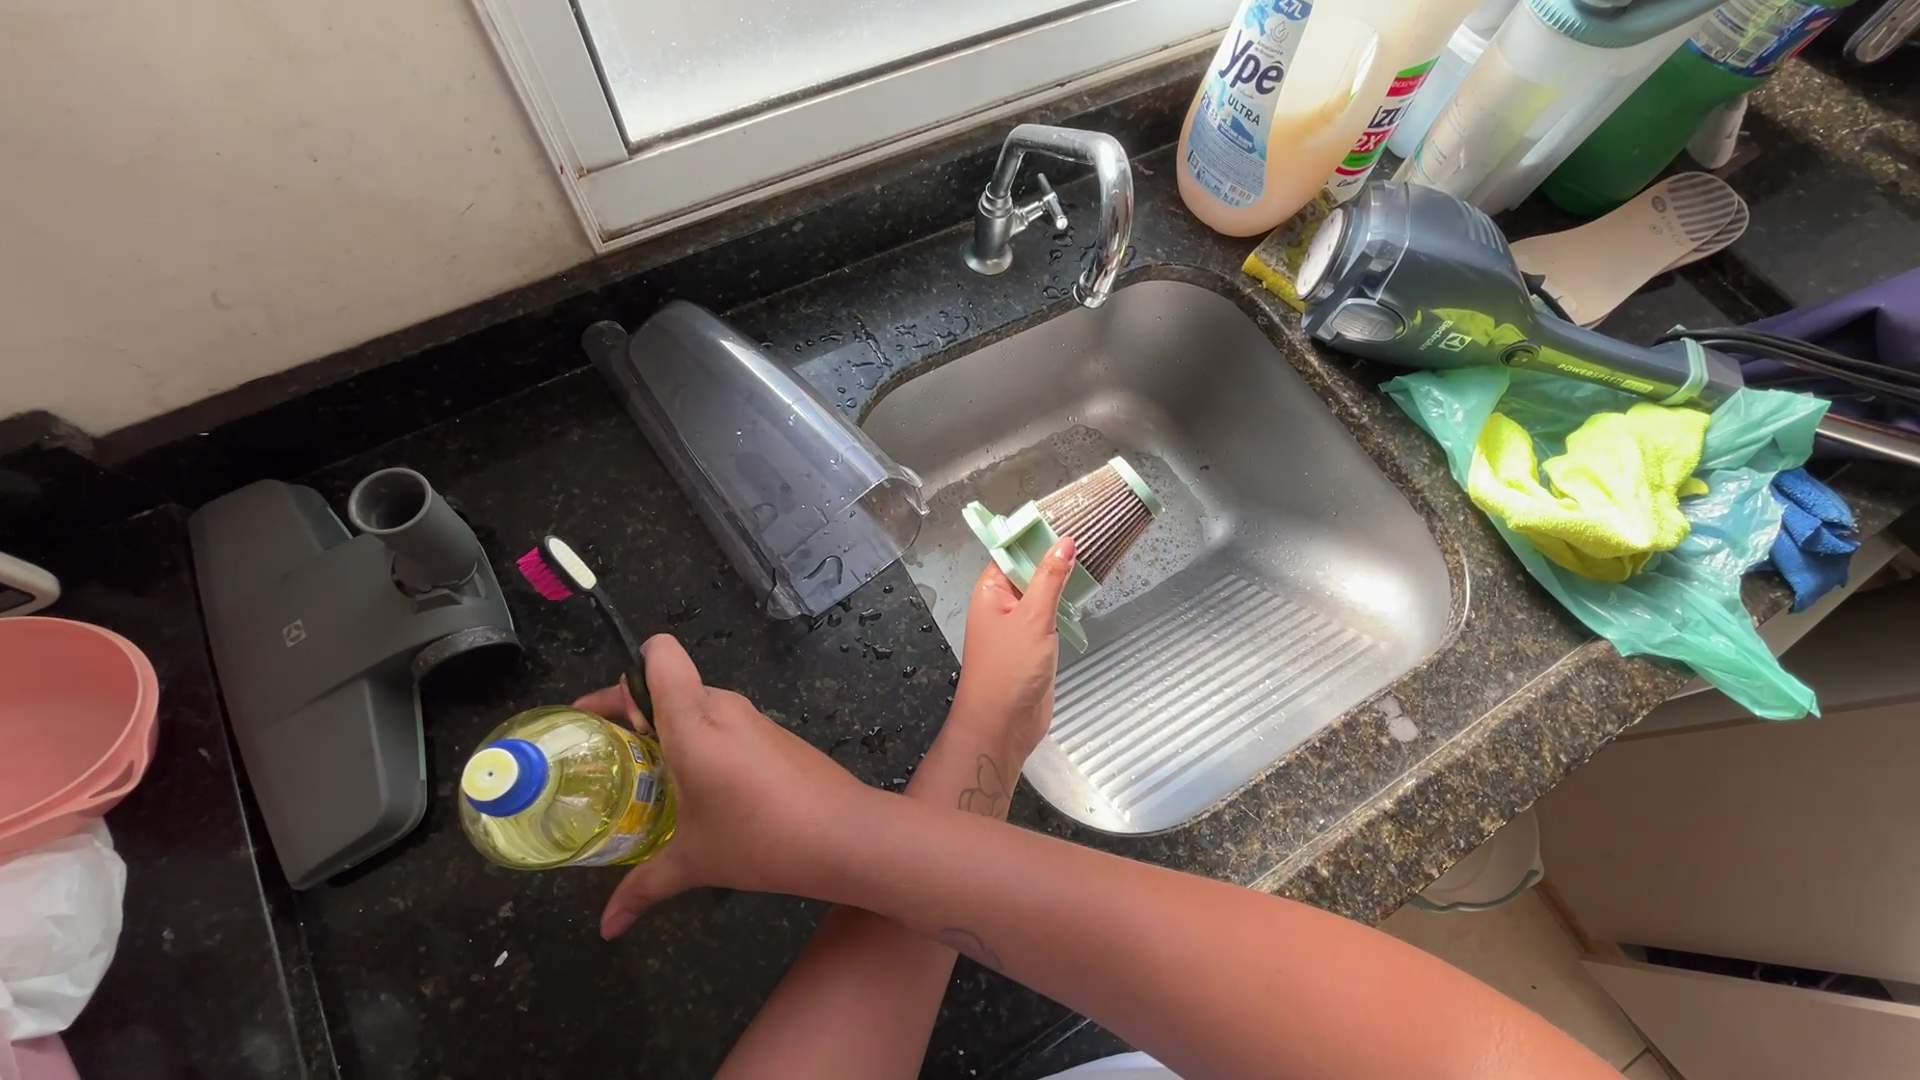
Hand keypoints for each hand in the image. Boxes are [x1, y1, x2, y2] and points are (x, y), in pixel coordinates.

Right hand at [575, 635, 869, 939]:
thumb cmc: (761, 838)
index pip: (660, 655)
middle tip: (608, 758)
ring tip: (648, 778)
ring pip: (700, 705)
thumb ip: (642, 887)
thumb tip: (606, 927)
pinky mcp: (776, 733)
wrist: (846, 834)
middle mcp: (724, 707)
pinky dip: (704, 741)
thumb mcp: (693, 861)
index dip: (627, 673)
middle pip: (670, 684)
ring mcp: (755, 718)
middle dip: (634, 714)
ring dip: (671, 730)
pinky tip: (700, 787)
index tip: (603, 717)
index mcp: (694, 721)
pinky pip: (727, 724)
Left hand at [950, 537, 1076, 765]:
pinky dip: (1064, 607)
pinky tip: (1081, 597)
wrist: (1003, 725)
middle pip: (1029, 570)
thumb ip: (1051, 578)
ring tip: (1090, 560)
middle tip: (1086, 536)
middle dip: (1053, 557)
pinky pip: (1049, 616)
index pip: (1012, 551)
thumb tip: (1065, 544)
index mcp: (990, 591)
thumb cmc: (1007, 672)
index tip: (1063, 518)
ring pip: (1041, 593)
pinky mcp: (1033, 645)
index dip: (1035, 535)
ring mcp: (1017, 625)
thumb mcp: (1033, 617)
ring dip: (1061, 582)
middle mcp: (1001, 604)